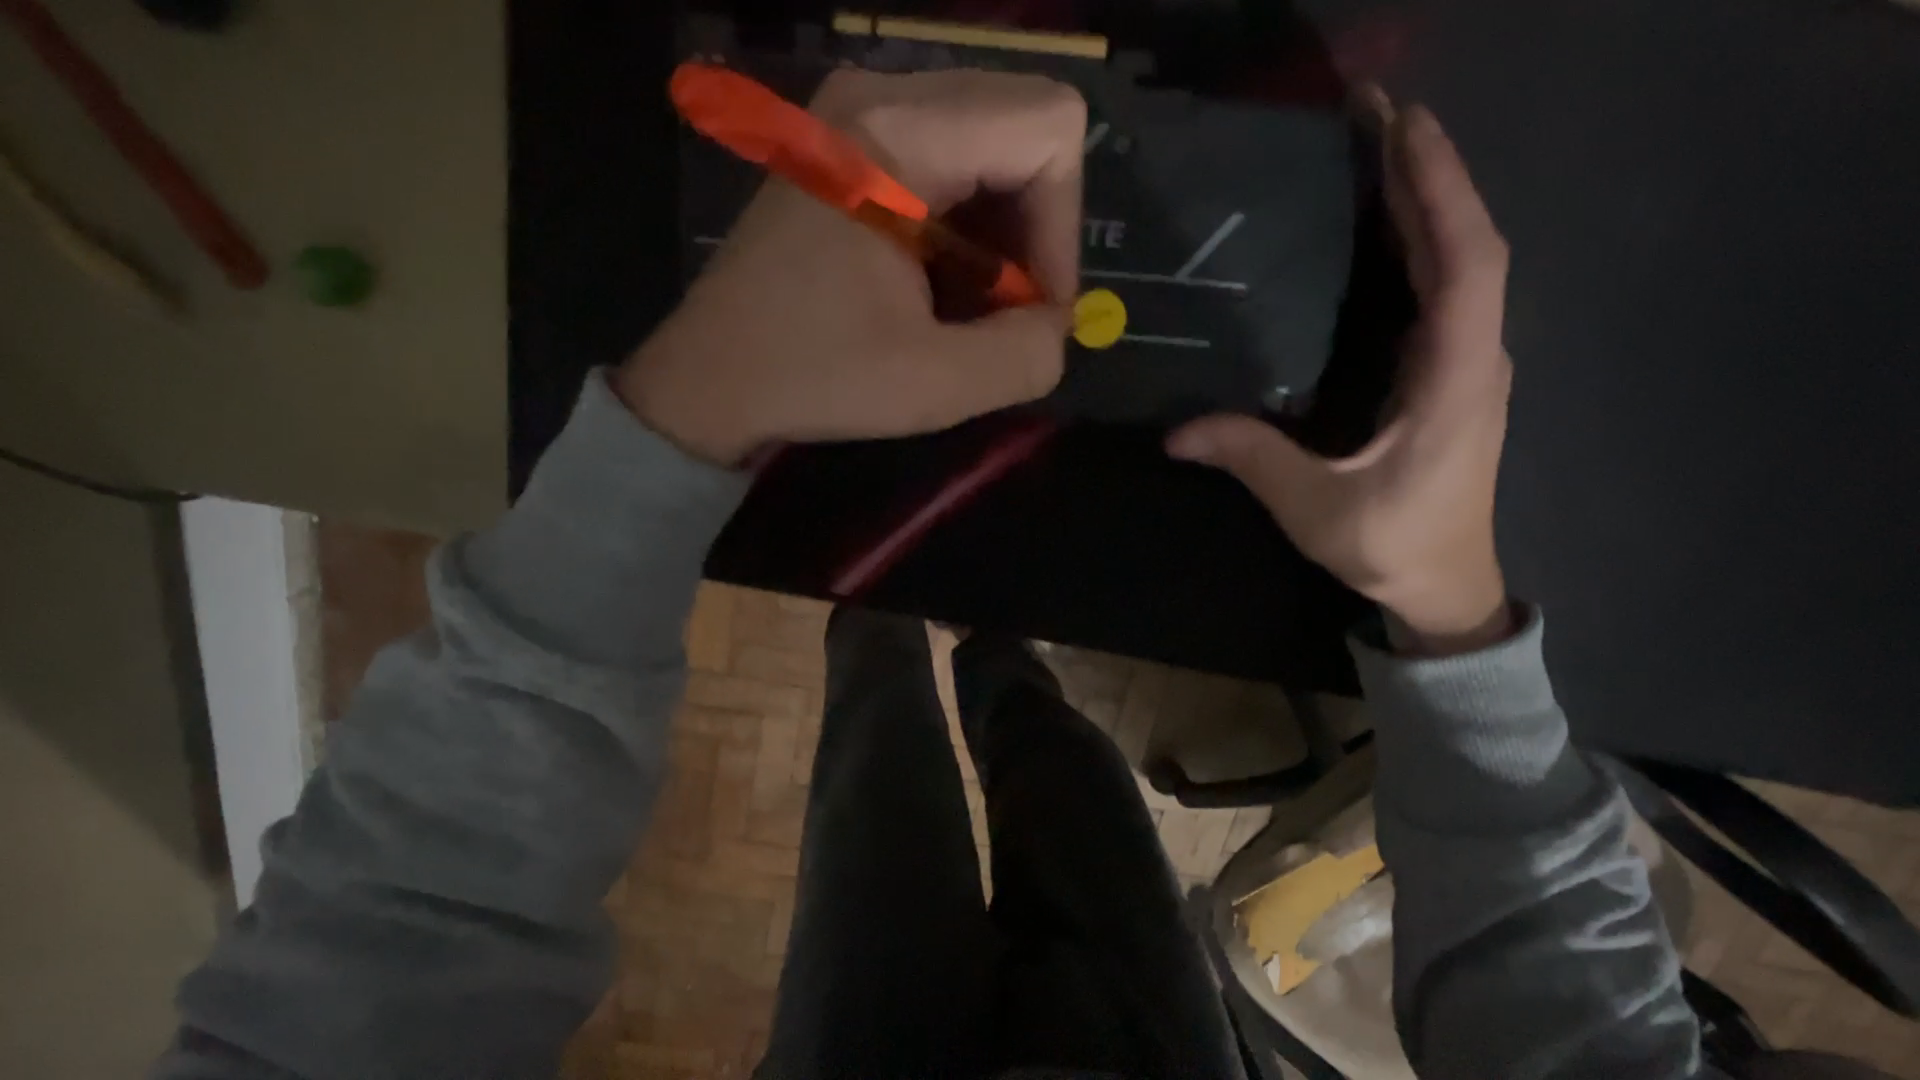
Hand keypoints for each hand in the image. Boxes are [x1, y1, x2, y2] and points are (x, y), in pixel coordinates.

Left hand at [616, 69, 1085, 465]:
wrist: (709, 381)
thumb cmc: (811, 376)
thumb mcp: (934, 384)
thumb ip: (1028, 355)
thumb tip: (1056, 324)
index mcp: (896, 132)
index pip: (1048, 128)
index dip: (1061, 225)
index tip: (1033, 308)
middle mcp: (879, 93)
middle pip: (1023, 125)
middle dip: (1034, 228)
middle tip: (1008, 311)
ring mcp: (859, 111)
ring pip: (992, 142)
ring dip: (1001, 232)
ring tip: (970, 308)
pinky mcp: (851, 142)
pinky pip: (951, 159)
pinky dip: (966, 225)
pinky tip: (940, 287)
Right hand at [1166, 93, 1513, 654]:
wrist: (1447, 587)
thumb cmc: (1394, 547)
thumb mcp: (1316, 508)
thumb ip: (1252, 460)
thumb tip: (1176, 431)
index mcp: (1454, 380)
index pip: (1466, 265)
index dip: (1438, 192)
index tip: (1404, 129)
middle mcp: (1473, 356)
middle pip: (1468, 244)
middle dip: (1427, 172)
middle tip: (1375, 112)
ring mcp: (1467, 361)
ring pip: (1463, 260)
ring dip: (1427, 199)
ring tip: (1378, 146)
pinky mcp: (1449, 370)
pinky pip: (1446, 287)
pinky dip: (1421, 239)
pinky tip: (1383, 222)